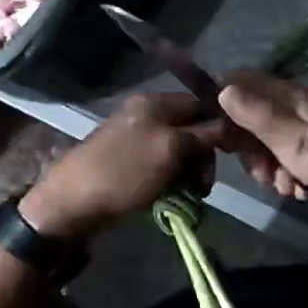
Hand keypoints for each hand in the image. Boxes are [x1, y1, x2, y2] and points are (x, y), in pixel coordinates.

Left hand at [19, 92, 227, 239]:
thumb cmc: (123, 174)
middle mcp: (147, 112)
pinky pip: (163, 164)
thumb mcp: (170, 150)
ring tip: (191, 194)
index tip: (237, 156)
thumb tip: (234, 126)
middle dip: (204, 156)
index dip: (222, 128)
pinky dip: (173, 179)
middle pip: (193, 128)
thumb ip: (205, 134)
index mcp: (155, 102)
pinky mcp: (129, 160)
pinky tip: (173, 196)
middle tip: (204, 185)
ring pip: (180, 149)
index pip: (203, 105)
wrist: (70, 205)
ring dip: (190, 172)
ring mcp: (136, 136)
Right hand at [217, 75, 307, 203]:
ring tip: (286, 185)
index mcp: (288, 96)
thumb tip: (223, 89)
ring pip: (268, 145)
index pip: (243, 84)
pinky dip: (289, 176)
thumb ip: (258, 116)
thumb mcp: (292, 141)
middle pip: (252, 121)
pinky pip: (288, 160)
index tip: (220, 136)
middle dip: (250, 151)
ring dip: (270, 169)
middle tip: (261, 173)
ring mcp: (305, 129)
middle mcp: (294, 107)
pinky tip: (301, 190)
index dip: (225, 106)